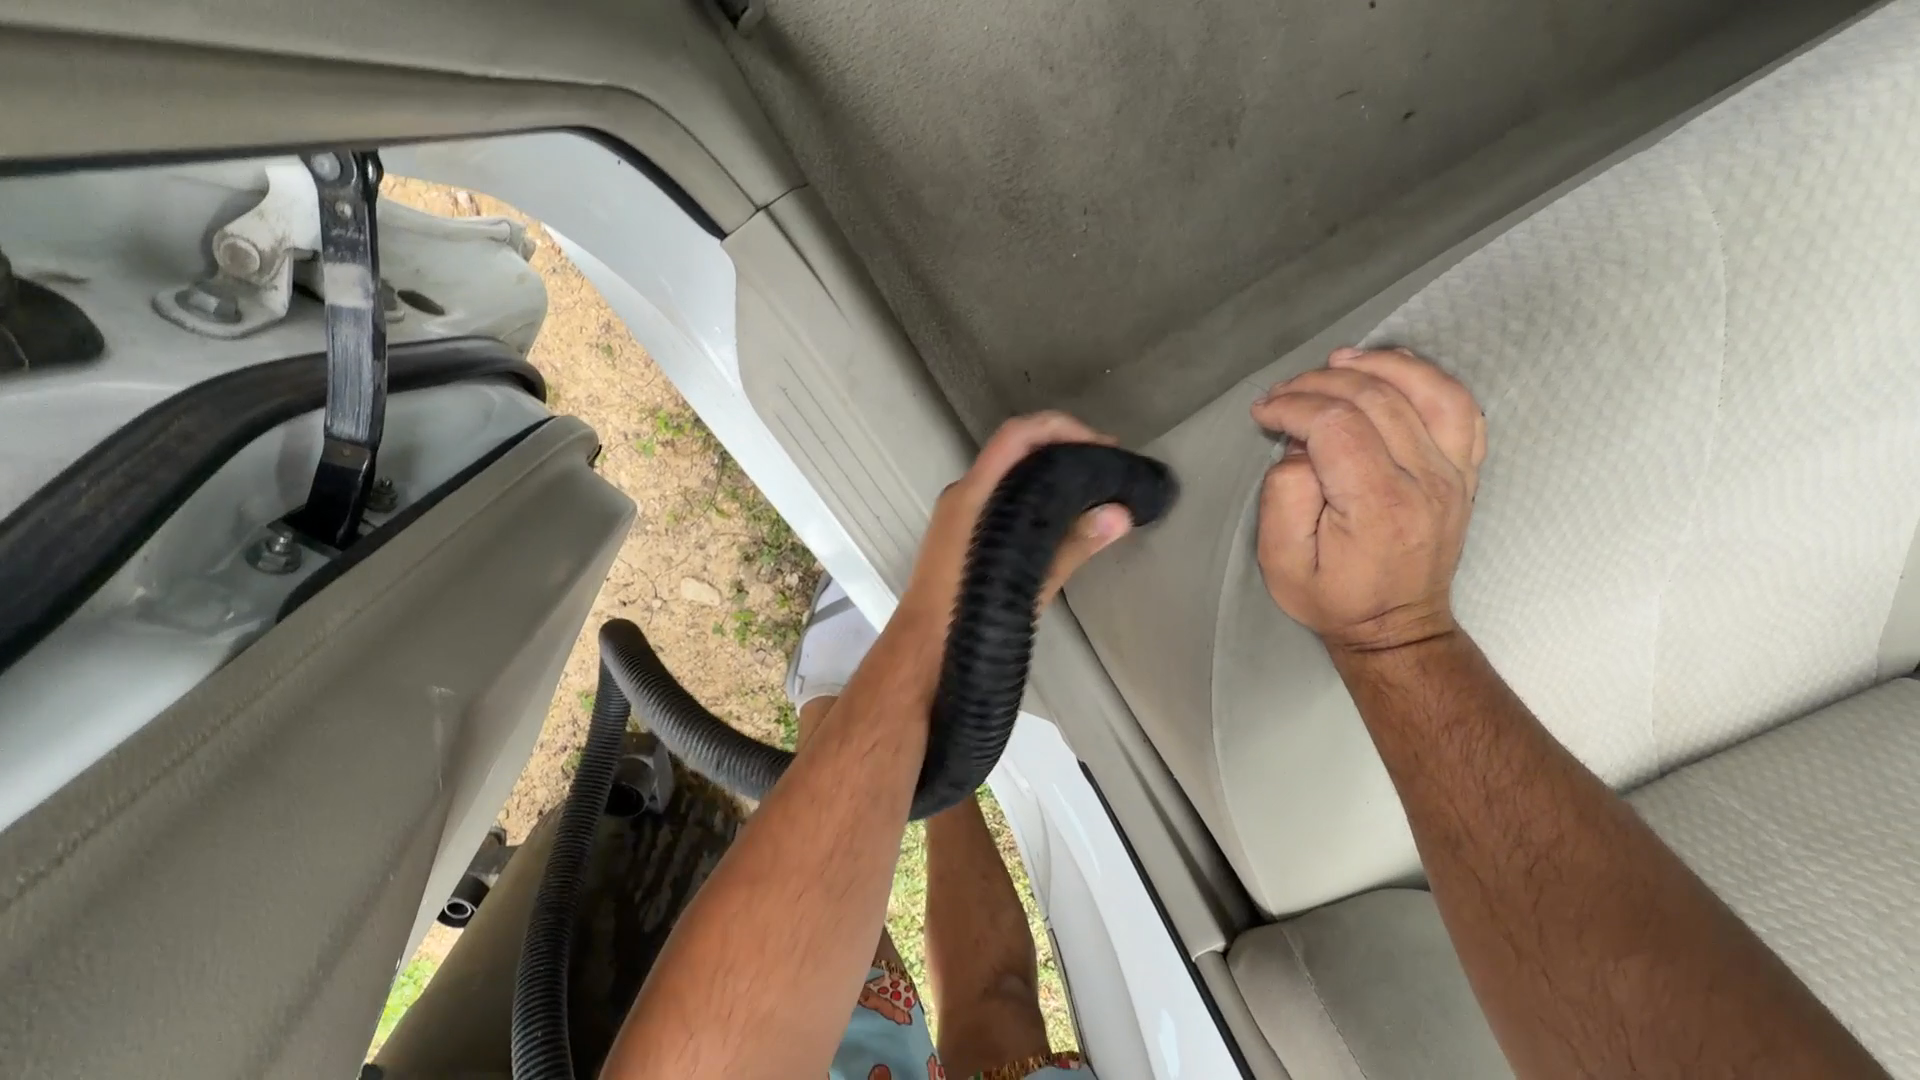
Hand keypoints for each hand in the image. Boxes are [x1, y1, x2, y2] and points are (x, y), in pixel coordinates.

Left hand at [898, 411, 1133, 629]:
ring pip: (1010, 472)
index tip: (1101, 447)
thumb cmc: (969, 617)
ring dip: (1050, 470)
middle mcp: (962, 494)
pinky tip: (1062, 512)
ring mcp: (960, 512)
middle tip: (1107, 465)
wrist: (924, 650)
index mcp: (972, 496)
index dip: (1061, 429)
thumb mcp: (1027, 583)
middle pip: (1016, 448)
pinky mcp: (963, 531)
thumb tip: (1120, 515)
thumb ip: (1072, 545)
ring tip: (1093, 485)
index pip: (1017, 436)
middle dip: (1064, 447)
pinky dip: (1036, 492)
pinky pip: (1003, 494)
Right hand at [1250, 347, 1485, 653]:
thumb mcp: (1281, 561)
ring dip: (1376, 365)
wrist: (1396, 626)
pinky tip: (1391, 368)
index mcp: (1378, 505)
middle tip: (1282, 393)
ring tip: (1335, 361)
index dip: (1294, 405)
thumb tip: (1300, 448)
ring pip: (1427, 389)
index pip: (1338, 424)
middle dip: (1318, 382)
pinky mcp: (1464, 469)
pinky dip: (1425, 376)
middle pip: (1376, 398)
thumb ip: (1284, 495)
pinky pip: (1459, 405)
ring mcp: (1454, 472)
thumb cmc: (1332, 598)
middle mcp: (1426, 480)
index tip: (1264, 413)